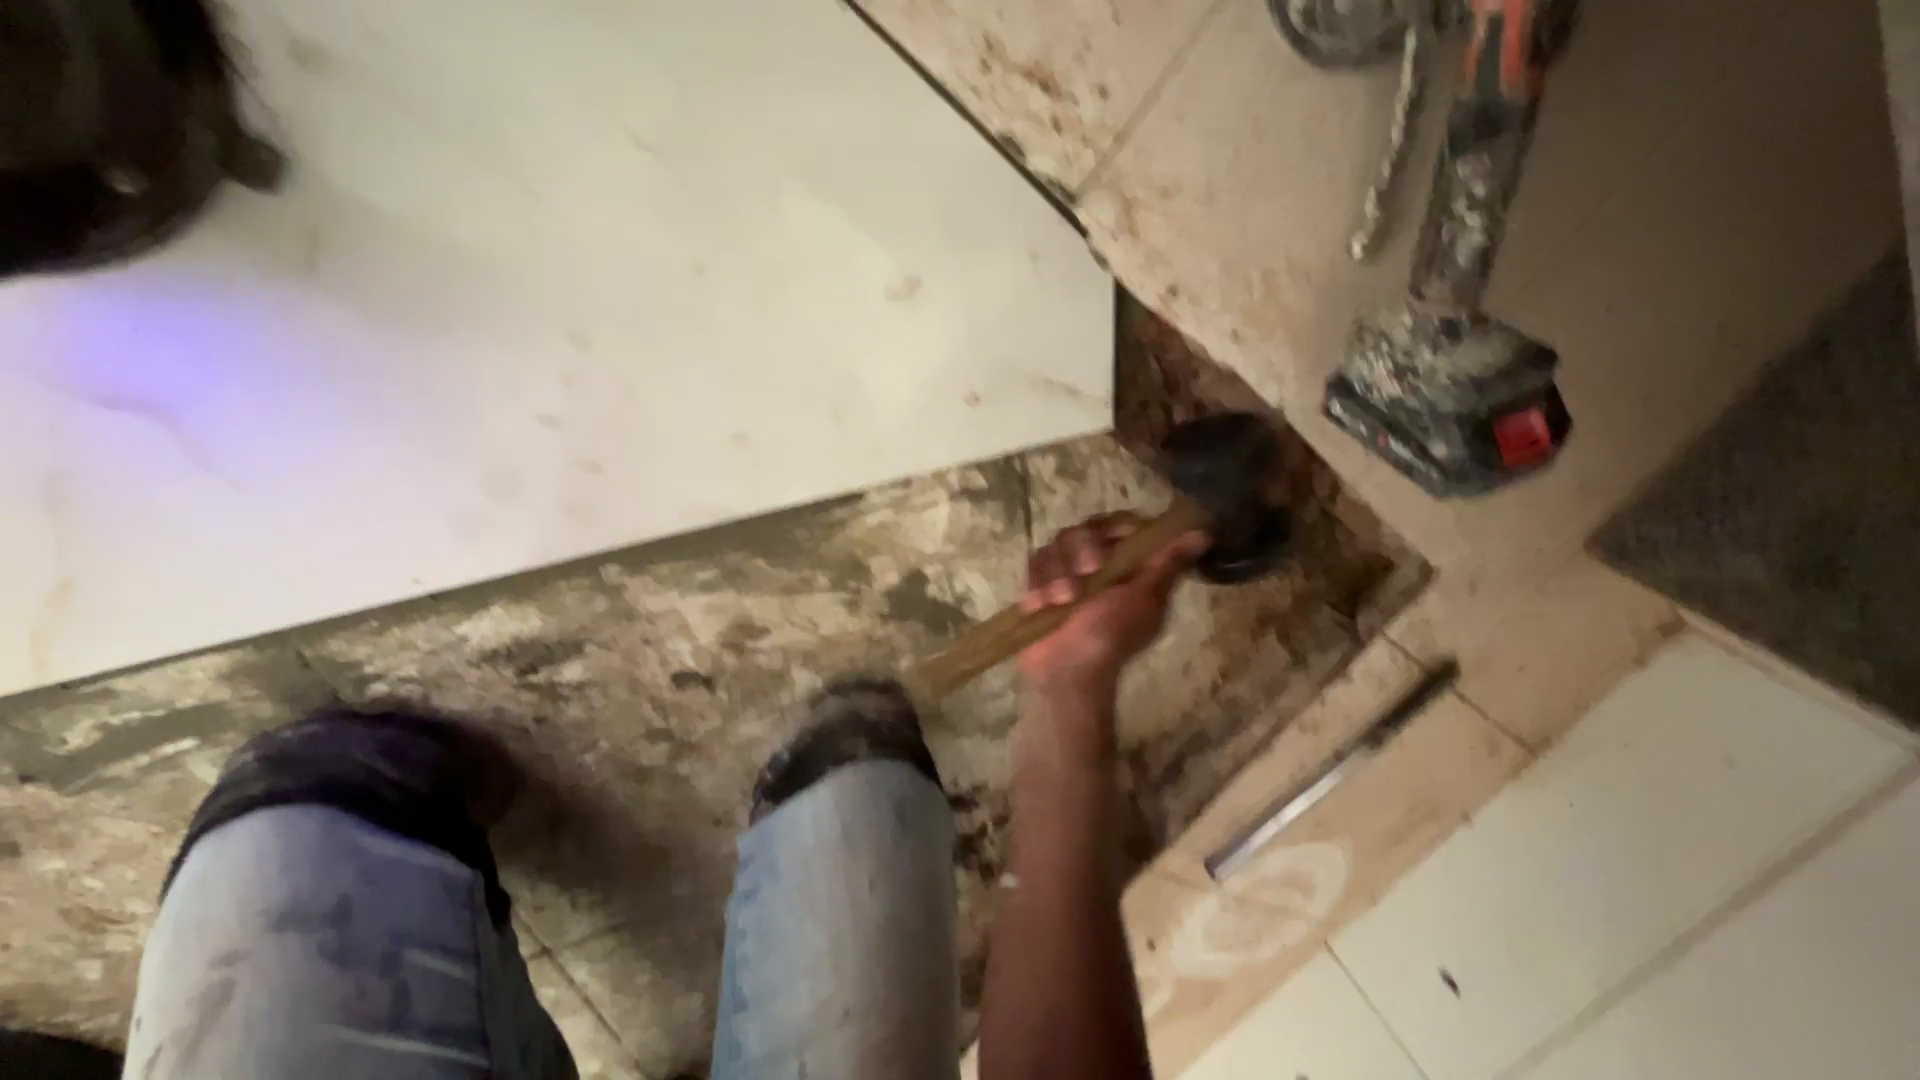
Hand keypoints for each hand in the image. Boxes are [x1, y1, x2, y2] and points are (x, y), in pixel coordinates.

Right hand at [1017, 514, 1209, 701]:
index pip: (1122, 525)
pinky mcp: (1040, 583)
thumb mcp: (1145, 599)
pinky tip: (1041, 606)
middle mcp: (1097, 563)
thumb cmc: (1112, 636)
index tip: (1112, 544)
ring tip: (1061, 600)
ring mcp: (1065, 572)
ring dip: (1058, 572)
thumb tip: (1204, 533)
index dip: (1116, 528)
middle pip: (1084, 529)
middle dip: (1082, 549)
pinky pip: (1034, 564)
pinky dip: (1037, 585)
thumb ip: (1168, 563)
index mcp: (1128, 564)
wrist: (1068, 671)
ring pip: (1056, 545)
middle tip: (1087, 573)